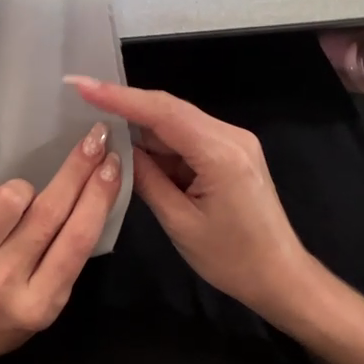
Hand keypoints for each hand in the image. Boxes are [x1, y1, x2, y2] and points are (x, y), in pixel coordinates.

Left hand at [0, 123, 123, 361]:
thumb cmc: (11, 314)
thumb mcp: (51, 300)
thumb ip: (67, 255)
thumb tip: (91, 188)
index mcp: (41, 301)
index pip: (77, 240)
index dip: (98, 197)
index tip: (113, 164)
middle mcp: (5, 280)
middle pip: (48, 212)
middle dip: (77, 169)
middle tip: (96, 138)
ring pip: (11, 196)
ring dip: (26, 189)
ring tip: (23, 204)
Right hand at [66, 76, 318, 325]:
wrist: (282, 279)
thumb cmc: (232, 259)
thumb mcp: (179, 222)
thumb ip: (147, 179)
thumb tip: (117, 148)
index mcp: (220, 153)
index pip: (162, 113)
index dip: (119, 97)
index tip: (82, 85)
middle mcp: (230, 136)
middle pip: (168, 109)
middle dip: (124, 101)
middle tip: (81, 92)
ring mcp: (233, 141)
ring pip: (176, 120)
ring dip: (140, 122)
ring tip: (97, 118)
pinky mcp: (231, 151)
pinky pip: (186, 135)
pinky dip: (158, 139)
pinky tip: (131, 141)